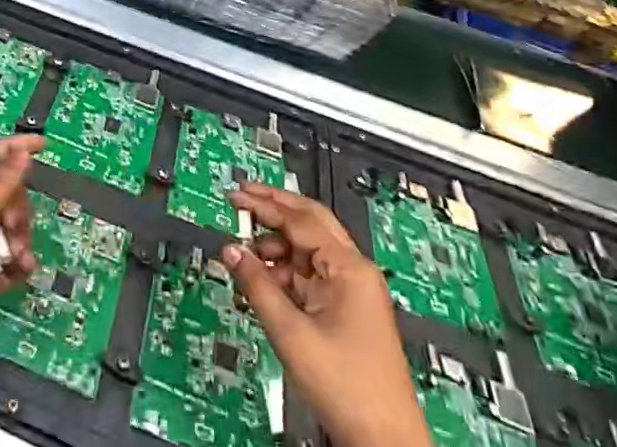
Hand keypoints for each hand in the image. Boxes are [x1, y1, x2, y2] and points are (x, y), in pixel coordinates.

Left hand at [0, 135, 42, 441]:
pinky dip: (18, 263)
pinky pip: (7, 261)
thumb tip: (22, 151)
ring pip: (7, 226)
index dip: (8, 149)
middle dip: (17, 202)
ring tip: (19, 255)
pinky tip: (23, 271)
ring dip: (21, 235)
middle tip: (15, 222)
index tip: (41, 146)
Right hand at [222, 183, 430, 446]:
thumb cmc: (349, 388)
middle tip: (242, 197)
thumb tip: (232, 251)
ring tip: (246, 256)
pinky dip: (283, 272)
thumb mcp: (291, 333)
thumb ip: (257, 285)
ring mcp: (351, 290)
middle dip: (274, 209)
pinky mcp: (344, 309)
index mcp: (350, 268)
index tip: (237, 195)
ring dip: (275, 247)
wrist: (384, 439)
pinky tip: (262, 281)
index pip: (301, 220)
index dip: (265, 204)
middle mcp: (354, 271)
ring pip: (307, 250)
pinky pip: (309, 275)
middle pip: (310, 223)